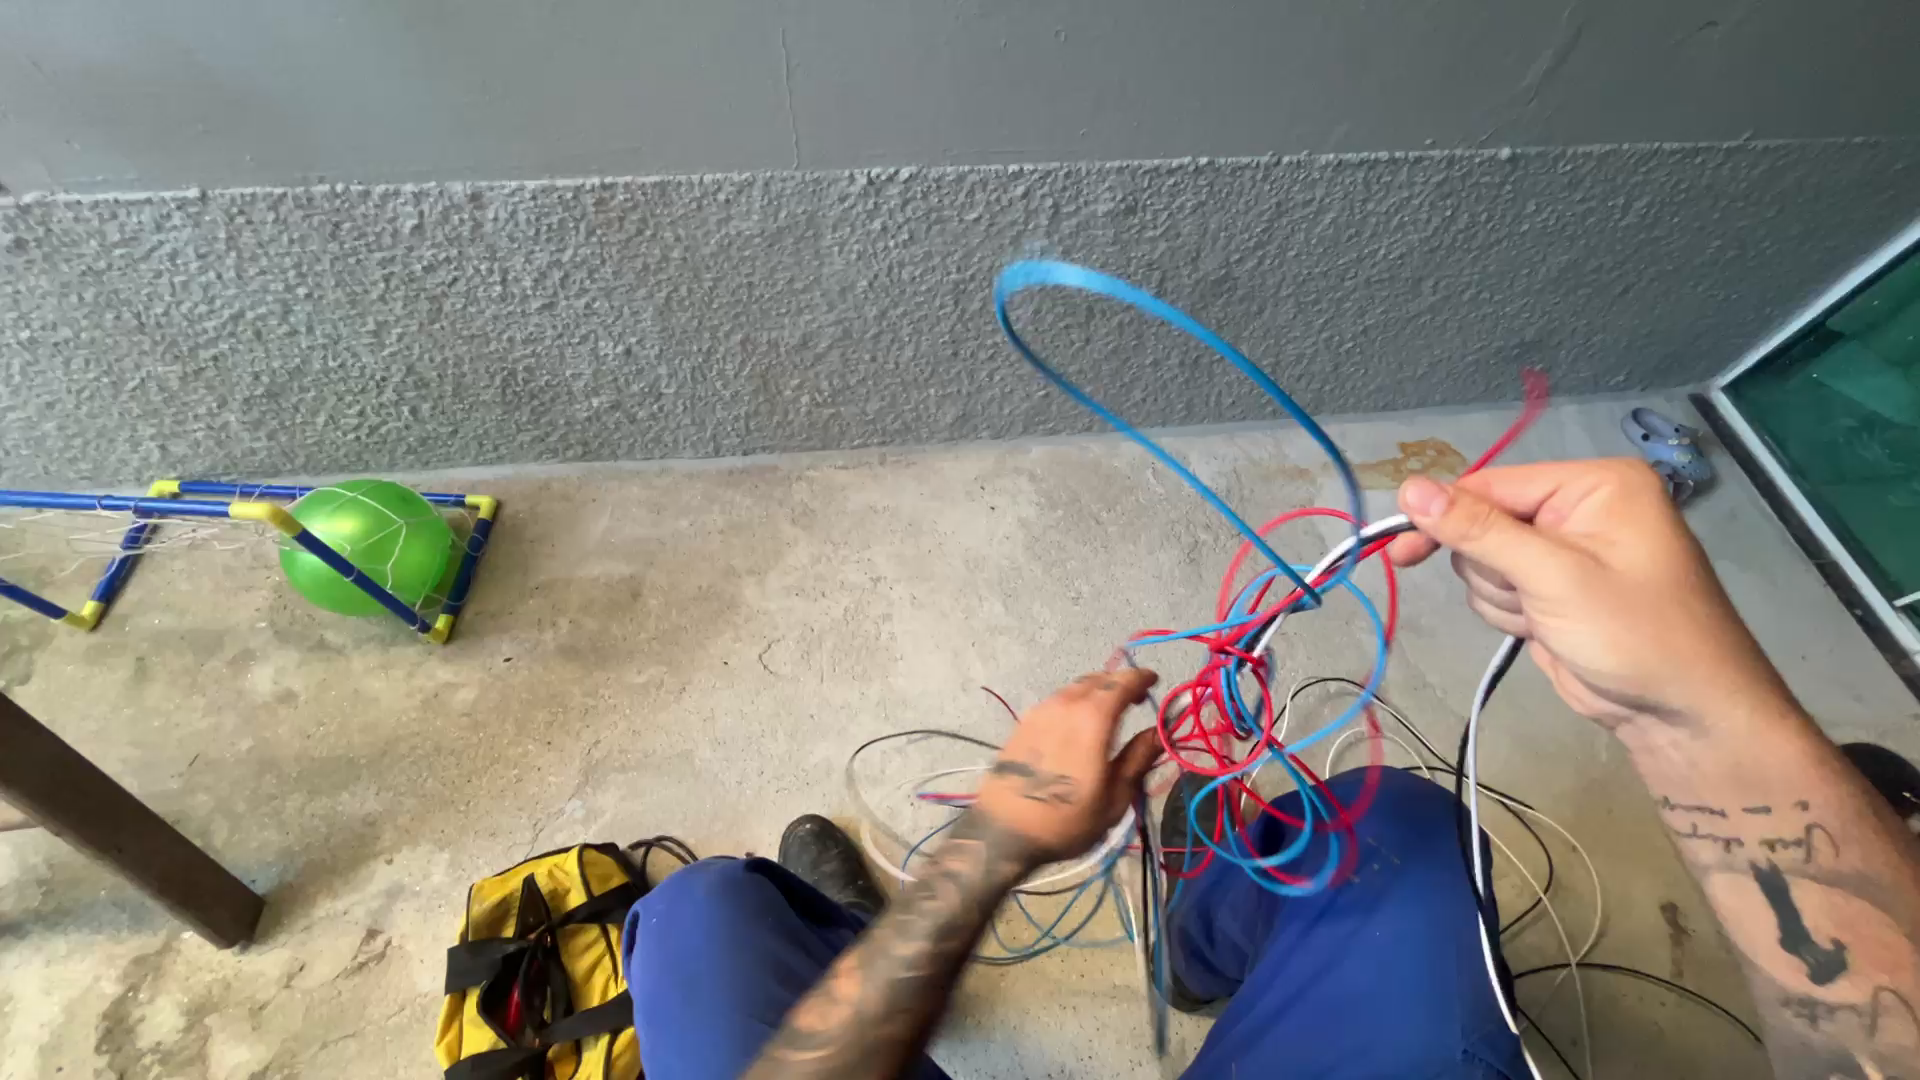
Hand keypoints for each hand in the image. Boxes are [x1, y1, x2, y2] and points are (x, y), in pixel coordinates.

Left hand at [972, 669, 1160, 866]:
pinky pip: (1058, 699)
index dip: (1140, 678)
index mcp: (1092, 719)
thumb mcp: (1114, 797)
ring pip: (1075, 687)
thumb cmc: (1067, 819)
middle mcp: (1065, 705)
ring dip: (1097, 691)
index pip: (1121, 683)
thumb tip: (1160, 733)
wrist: (1005, 829)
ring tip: (1109, 710)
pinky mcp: (1024, 721)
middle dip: (1120, 683)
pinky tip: (1079, 722)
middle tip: (1137, 698)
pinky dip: (1076, 701)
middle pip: (1098, 680)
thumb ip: (1138, 758)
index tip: (1154, 680)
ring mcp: (1040, 710)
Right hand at [1386, 458, 1791, 729]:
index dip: (1443, 519)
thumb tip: (1407, 488)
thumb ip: (1476, 529)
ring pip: (1478, 559)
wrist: (1681, 714)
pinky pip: (1492, 585)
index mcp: (1592, 485)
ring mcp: (1561, 547)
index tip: (1404, 554)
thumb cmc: (1634, 635)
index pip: (1487, 486)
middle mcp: (1575, 507)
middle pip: (1478, 522)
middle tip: (1523, 597)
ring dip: (1498, 594)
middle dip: (1490, 568)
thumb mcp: (1551, 576)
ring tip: (1544, 617)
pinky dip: (1506, 610)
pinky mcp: (1547, 583)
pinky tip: (1543, 627)